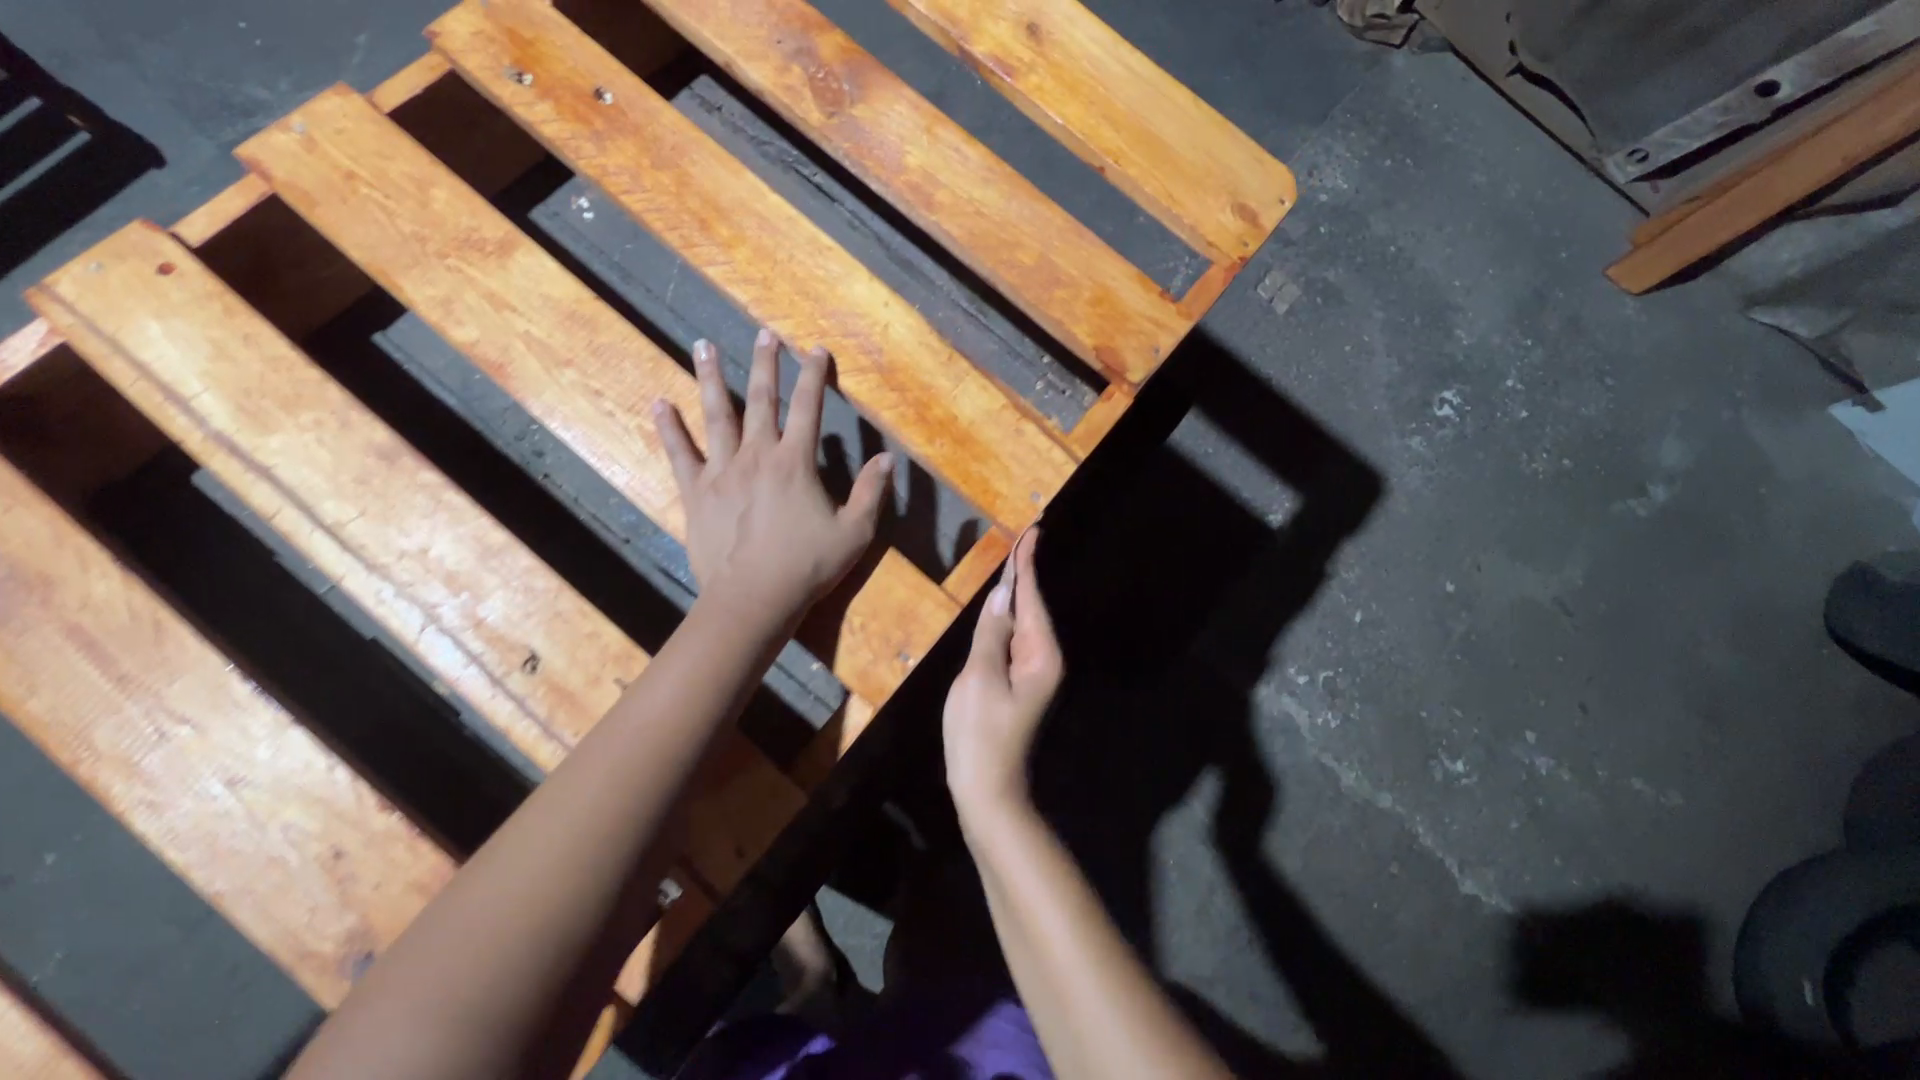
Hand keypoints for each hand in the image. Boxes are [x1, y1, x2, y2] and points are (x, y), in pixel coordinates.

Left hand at [653, 328, 892, 621]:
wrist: (753, 598)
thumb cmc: (807, 566)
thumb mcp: (854, 532)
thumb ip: (871, 493)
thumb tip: (886, 458)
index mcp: (795, 463)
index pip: (808, 408)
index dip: (814, 376)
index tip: (815, 350)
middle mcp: (757, 456)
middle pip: (761, 400)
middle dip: (765, 364)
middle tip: (763, 334)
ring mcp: (721, 471)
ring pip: (716, 415)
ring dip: (711, 378)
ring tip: (704, 345)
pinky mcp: (696, 493)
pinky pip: (680, 454)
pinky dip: (669, 428)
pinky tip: (659, 403)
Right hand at [943, 527, 1063, 813]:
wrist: (988, 789)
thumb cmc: (980, 735)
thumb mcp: (980, 678)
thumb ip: (991, 632)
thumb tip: (1001, 595)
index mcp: (1040, 654)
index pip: (1031, 598)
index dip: (1026, 564)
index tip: (1032, 531)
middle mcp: (1044, 660)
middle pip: (1031, 607)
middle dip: (1024, 573)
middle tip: (1022, 537)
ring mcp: (1033, 674)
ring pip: (1022, 623)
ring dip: (1015, 594)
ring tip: (1011, 561)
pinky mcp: (1019, 685)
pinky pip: (1013, 641)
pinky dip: (1005, 619)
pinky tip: (999, 608)